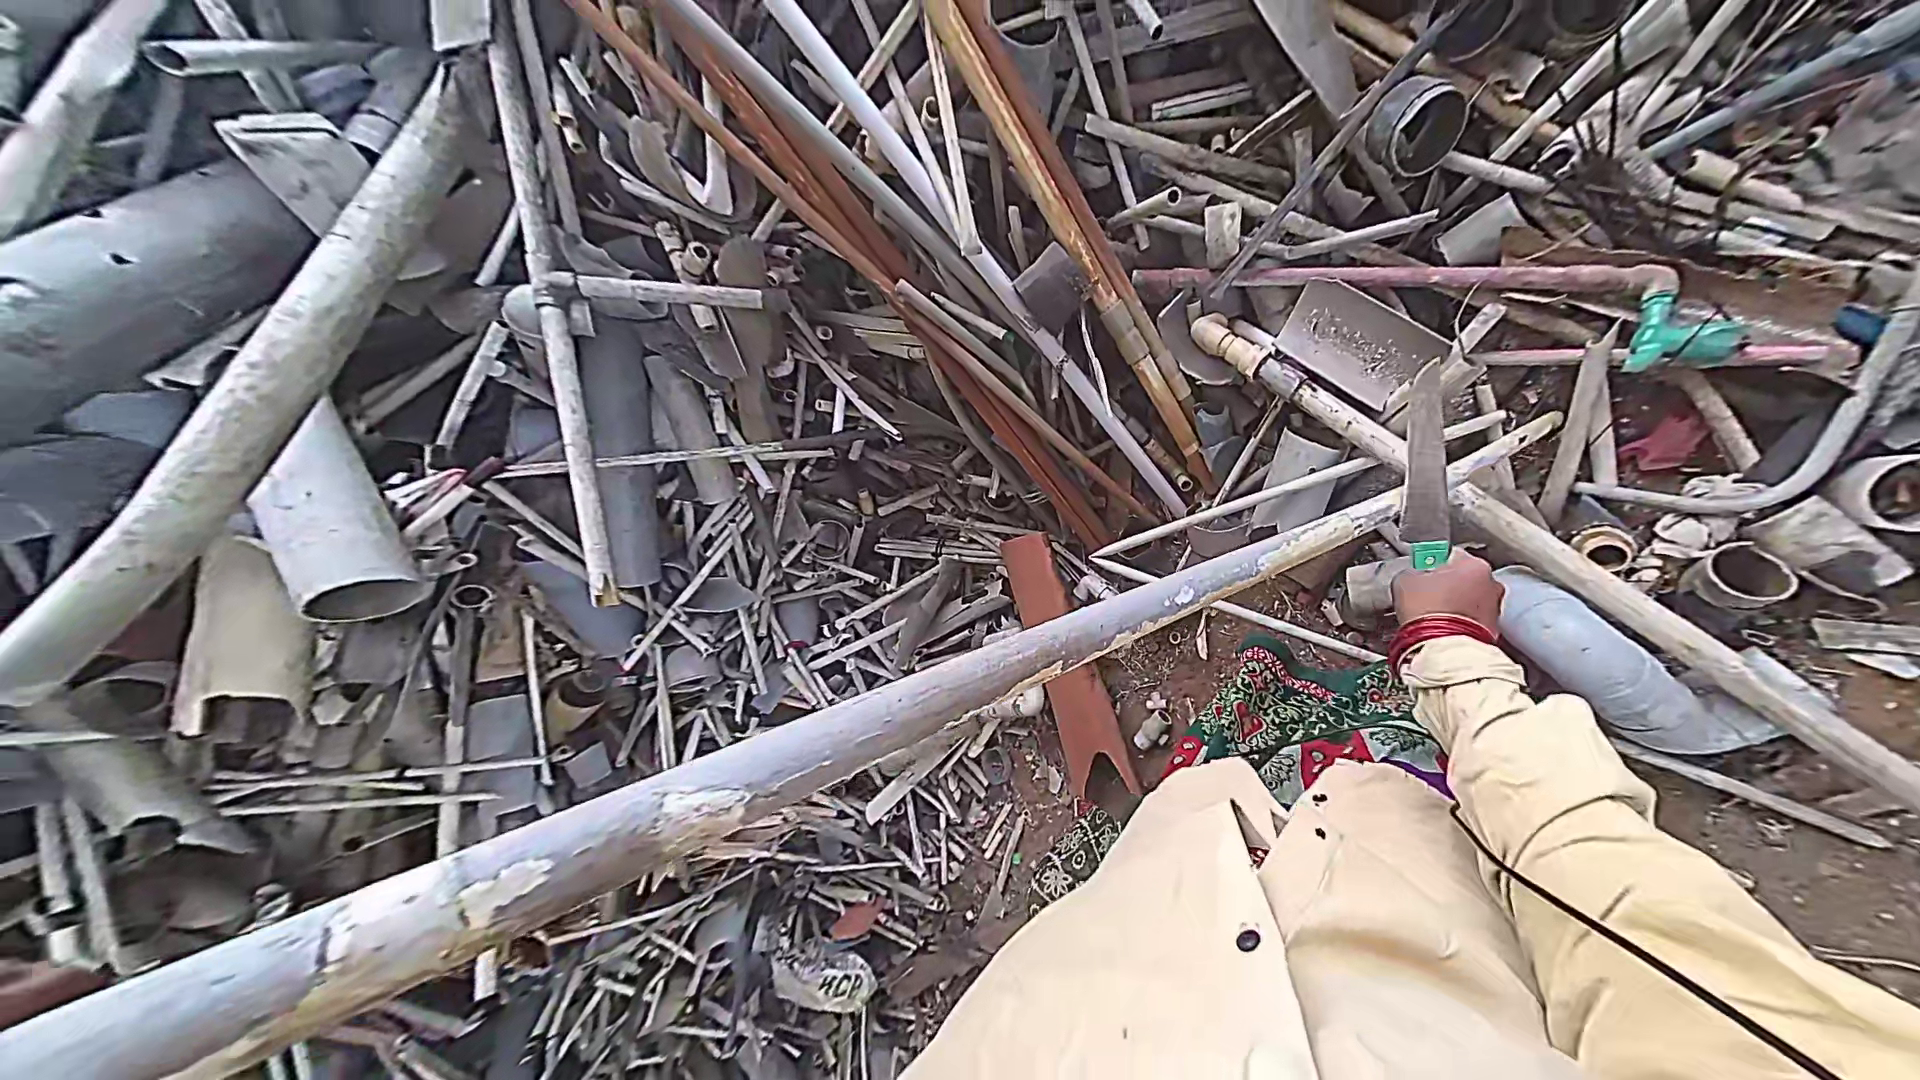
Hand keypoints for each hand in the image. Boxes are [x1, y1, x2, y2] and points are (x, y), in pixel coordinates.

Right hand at [1392, 551, 1503, 631]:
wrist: (1442, 644)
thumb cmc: (1427, 609)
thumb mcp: (1405, 580)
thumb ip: (1413, 571)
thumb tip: (1414, 574)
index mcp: (1473, 564)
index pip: (1449, 554)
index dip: (1430, 562)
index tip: (1419, 570)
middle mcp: (1491, 582)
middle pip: (1463, 576)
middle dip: (1446, 582)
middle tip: (1424, 592)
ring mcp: (1495, 605)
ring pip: (1470, 596)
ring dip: (1454, 601)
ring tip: (1431, 611)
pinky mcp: (1493, 627)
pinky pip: (1473, 615)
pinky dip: (1460, 618)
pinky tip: (1441, 623)